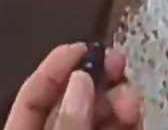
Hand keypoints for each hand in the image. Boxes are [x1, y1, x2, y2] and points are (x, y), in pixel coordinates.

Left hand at [4, 43, 144, 129]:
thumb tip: (82, 77)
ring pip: (97, 120)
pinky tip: (135, 112)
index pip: (31, 99)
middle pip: (71, 104)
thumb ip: (68, 124)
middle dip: (95, 81)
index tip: (82, 46)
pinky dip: (127, 123)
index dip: (54, 69)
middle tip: (117, 61)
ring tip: (131, 96)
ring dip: (116, 101)